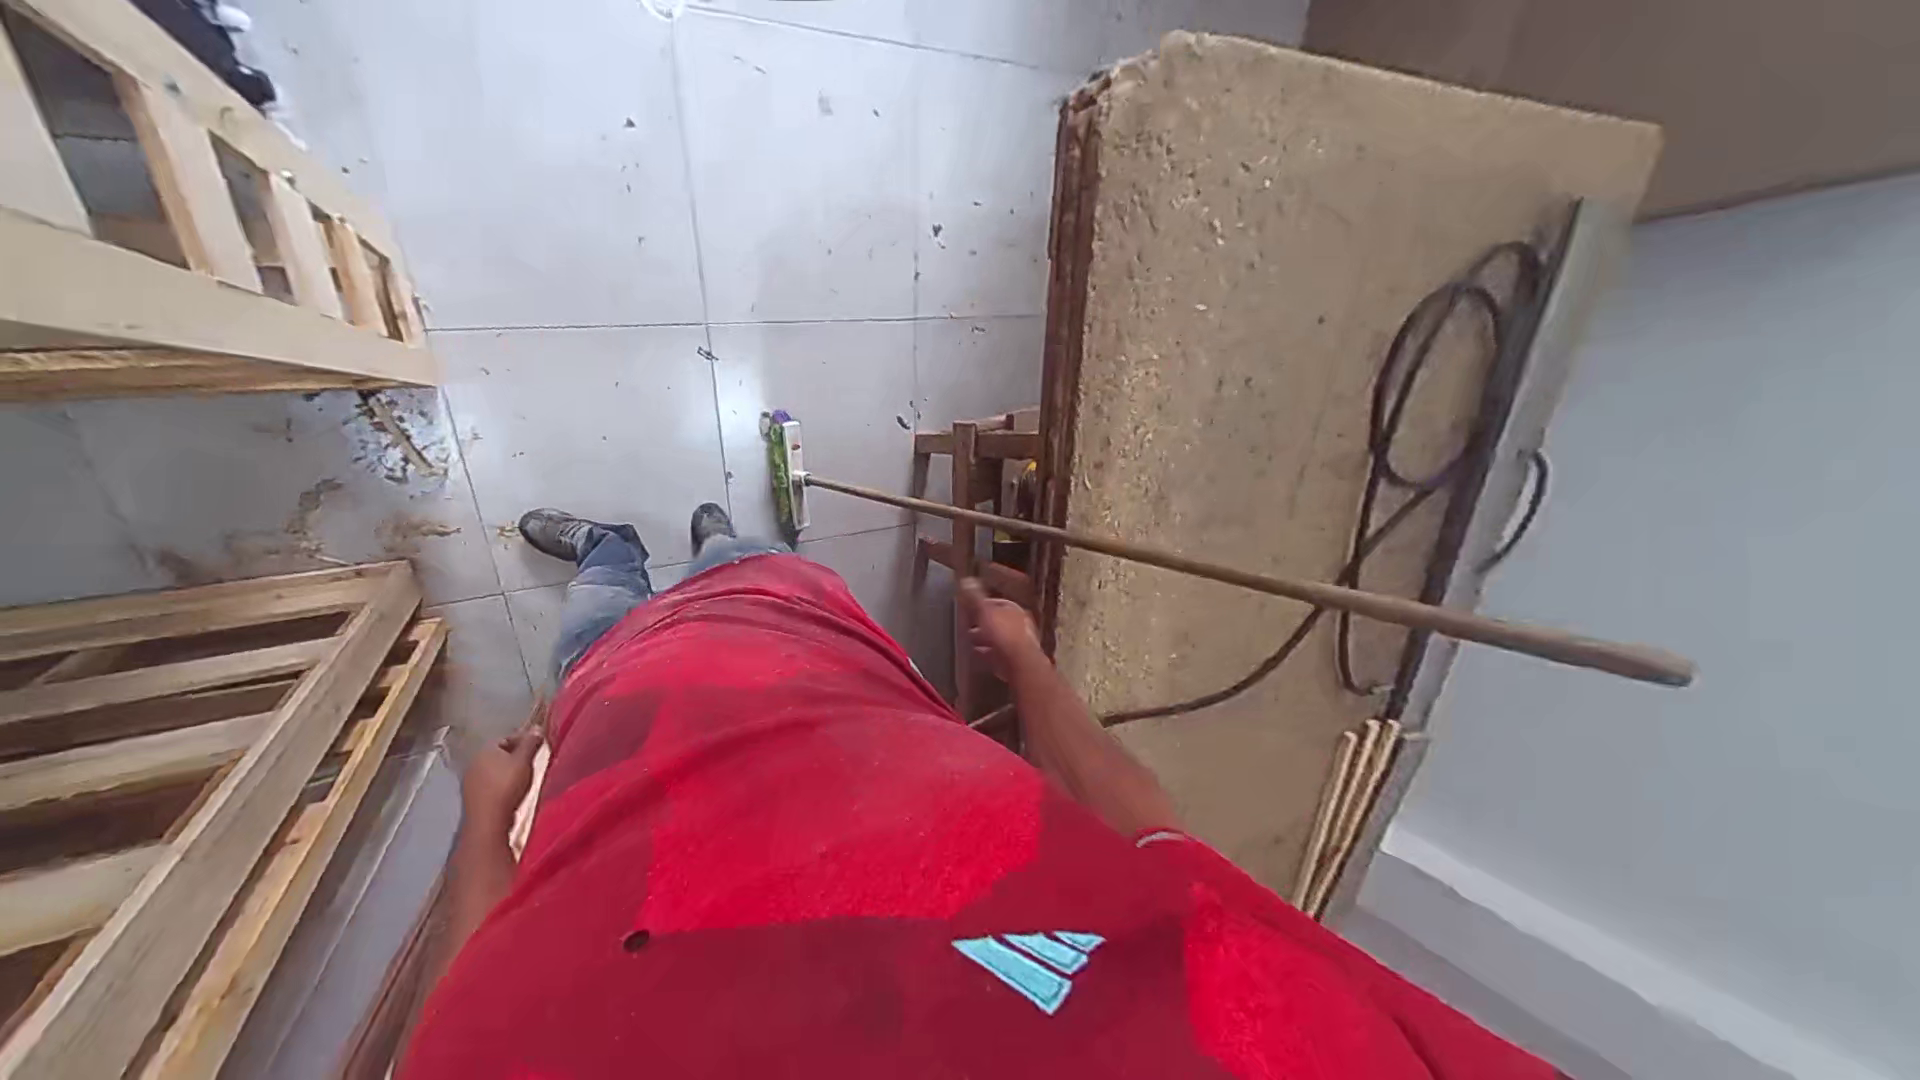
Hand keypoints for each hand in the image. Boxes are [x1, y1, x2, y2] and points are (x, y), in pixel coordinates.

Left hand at [462, 728, 543, 833]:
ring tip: (525, 777)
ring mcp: (470, 781)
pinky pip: (490, 783)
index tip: (538, 747)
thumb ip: (531, 742)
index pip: (507, 738)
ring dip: (508, 771)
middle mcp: (474, 763)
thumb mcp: (525, 760)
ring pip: (494, 769)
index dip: (524, 740)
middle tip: (533, 761)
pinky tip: (512, 791)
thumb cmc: (507, 785)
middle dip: (516, 756)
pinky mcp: (472, 797)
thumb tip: (537, 728)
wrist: (488, 819)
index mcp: (485, 751)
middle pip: (499, 754)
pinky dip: (501, 783)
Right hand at [958, 578, 1043, 680]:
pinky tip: (977, 656)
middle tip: (967, 626)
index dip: (983, 604)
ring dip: (985, 640)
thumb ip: (975, 598)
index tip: (969, 607)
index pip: (998, 603)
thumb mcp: (985, 612)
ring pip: (999, 638)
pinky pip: (998, 654)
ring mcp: (1019, 644)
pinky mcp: (1015, 661)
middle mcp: (1020, 625)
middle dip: (983, 623)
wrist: (1019, 664)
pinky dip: (987, 654)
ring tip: (969, 641)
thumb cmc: (1003, 634)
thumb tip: (966, 580)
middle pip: (999, 621)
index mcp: (1015, 610)